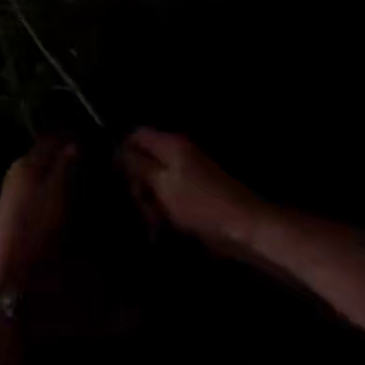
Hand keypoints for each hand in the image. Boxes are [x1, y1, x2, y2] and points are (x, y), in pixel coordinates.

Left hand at [0, 137, 76, 285]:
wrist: (9, 261)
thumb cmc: (36, 222)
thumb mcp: (56, 193)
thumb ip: (63, 166)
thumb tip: (72, 144)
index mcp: (27, 161)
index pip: (47, 139)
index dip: (65, 136)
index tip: (84, 136)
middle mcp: (17, 168)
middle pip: (40, 152)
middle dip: (59, 150)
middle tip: (82, 154)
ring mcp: (12, 185)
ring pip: (37, 166)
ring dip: (53, 166)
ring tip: (74, 171)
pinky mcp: (12, 203)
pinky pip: (33, 180)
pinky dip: (47, 180)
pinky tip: (58, 189)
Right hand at [119, 128, 265, 253]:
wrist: (246, 228)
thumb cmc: (201, 205)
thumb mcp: (163, 186)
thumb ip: (138, 165)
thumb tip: (118, 148)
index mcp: (171, 144)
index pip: (137, 135)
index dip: (123, 153)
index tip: (118, 179)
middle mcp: (180, 151)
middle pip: (146, 159)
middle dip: (138, 184)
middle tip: (142, 209)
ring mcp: (191, 170)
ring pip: (157, 180)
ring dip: (151, 202)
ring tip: (155, 226)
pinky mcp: (198, 190)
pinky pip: (172, 193)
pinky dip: (166, 209)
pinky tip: (166, 229)